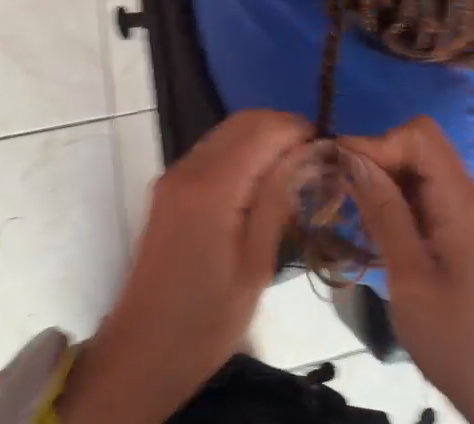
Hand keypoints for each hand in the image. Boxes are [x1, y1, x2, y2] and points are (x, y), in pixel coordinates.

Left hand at [59, 110, 312, 423]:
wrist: (143, 352)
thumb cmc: (206, 320)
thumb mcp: (256, 266)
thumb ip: (278, 199)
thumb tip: (306, 154)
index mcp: (211, 188)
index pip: (264, 130)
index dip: (300, 131)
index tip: (330, 154)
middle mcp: (188, 169)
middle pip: (244, 121)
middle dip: (284, 130)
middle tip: (316, 162)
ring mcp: (175, 176)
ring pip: (228, 131)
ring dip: (264, 138)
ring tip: (296, 172)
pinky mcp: (170, 188)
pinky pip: (213, 150)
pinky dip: (243, 152)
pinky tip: (264, 183)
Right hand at [342, 119, 473, 423]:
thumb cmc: (454, 336)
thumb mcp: (409, 275)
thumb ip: (384, 212)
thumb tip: (353, 159)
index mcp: (461, 199)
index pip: (419, 136)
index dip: (377, 143)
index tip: (340, 170)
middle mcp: (467, 195)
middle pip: (419, 147)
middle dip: (377, 159)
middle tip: (341, 193)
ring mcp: (465, 213)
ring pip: (419, 171)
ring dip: (383, 182)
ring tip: (351, 213)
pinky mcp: (459, 232)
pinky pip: (424, 197)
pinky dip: (395, 203)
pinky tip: (373, 231)